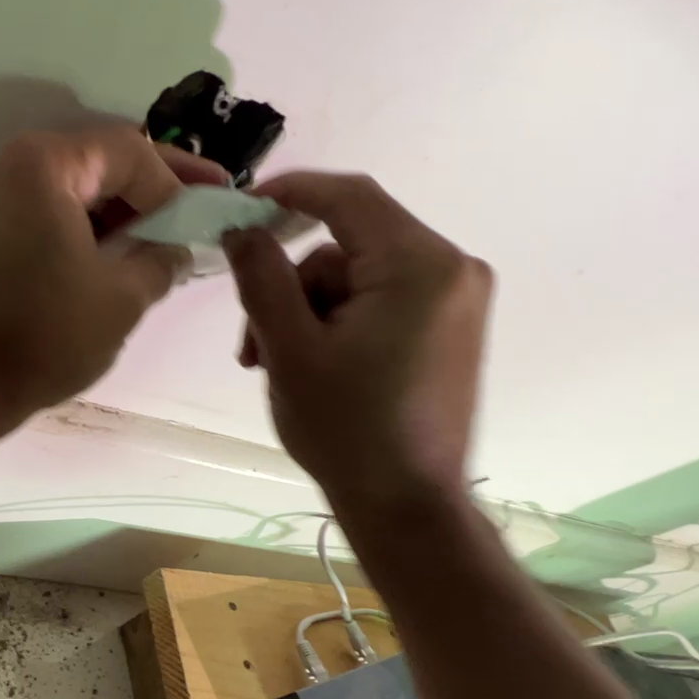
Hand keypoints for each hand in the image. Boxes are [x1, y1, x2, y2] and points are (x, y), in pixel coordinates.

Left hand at [0, 126, 227, 418]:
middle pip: (96, 163)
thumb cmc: (45, 339)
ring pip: (69, 189)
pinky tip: (112, 253)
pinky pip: (40, 212)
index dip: (177, 182)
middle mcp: (6, 164)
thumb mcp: (123, 298)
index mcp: (42, 164)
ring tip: (160, 240)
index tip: (212, 209)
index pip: (129, 152)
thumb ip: (163, 258)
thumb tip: (177, 248)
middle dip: (149, 190)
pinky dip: (78, 228)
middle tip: (197, 211)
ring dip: (116, 211)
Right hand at [224, 172, 493, 510]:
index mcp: (420, 265)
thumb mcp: (290, 351)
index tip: (241, 209)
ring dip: (309, 316)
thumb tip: (243, 227)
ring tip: (279, 372)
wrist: (406, 506)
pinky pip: (381, 302)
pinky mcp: (449, 329)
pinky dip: (340, 326)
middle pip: (347, 247)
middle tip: (253, 349)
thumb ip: (262, 279)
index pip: (349, 197)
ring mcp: (457, 300)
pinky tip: (316, 369)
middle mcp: (452, 268)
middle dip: (292, 289)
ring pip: (358, 280)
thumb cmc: (345, 430)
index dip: (290, 193)